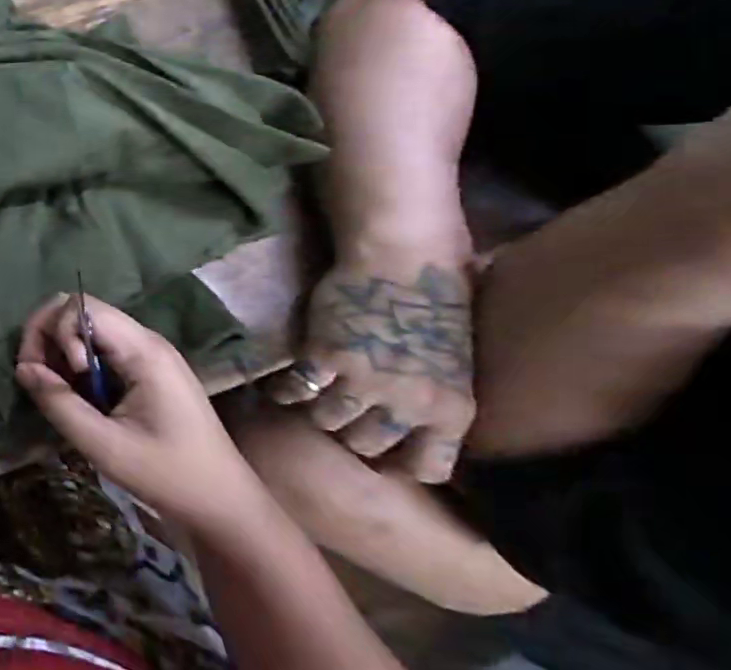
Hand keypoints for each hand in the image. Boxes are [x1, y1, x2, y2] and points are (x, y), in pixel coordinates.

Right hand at [15, 293, 259, 526]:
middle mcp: (143, 340)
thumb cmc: (169, 476)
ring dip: (58, 350)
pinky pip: (98, 347)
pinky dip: (74, 363)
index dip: (55, 332)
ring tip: (55, 389)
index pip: (80, 306)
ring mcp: (145, 353)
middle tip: (38, 375)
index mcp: (142, 350)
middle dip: (47, 335)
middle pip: (78, 309)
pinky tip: (75, 395)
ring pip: (85, 326)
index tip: (56, 376)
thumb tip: (22, 369)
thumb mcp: (106, 447)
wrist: (225, 506)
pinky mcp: (143, 369)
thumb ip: (60, 403)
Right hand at [266, 258, 474, 483]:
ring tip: (304, 402)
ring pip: (327, 420)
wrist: (403, 263)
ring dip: (313, 412)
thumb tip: (407, 424)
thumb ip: (432, 400)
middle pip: (366, 445)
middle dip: (349, 435)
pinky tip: (277, 387)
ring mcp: (363, 381)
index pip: (427, 467)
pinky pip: (297, 389)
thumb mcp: (452, 368)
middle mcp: (407, 404)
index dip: (399, 465)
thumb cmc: (435, 306)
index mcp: (450, 411)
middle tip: (335, 419)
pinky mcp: (324, 355)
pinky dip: (283, 391)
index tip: (381, 452)